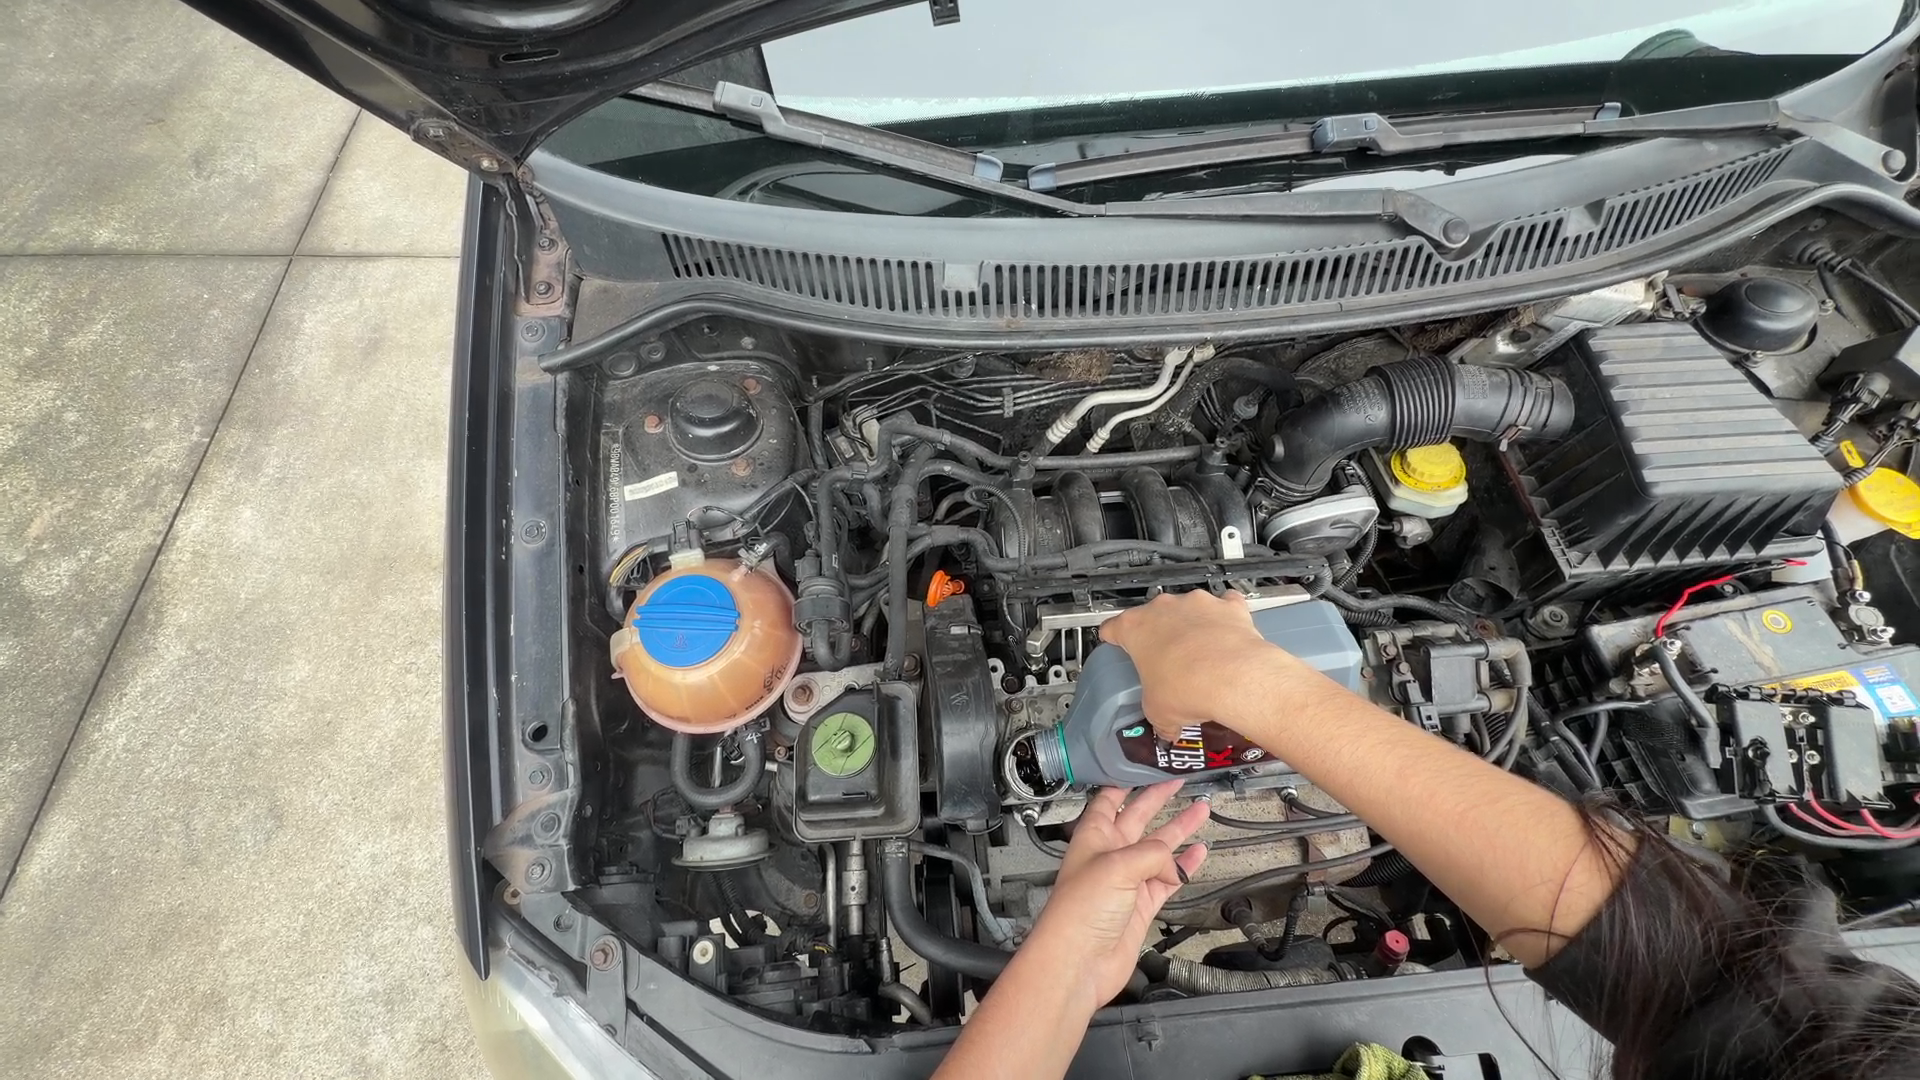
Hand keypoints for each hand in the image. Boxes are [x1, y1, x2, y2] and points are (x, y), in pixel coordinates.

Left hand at [1021, 782, 1209, 1009]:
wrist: (1079, 961)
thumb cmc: (1080, 911)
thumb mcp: (1117, 867)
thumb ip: (1151, 854)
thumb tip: (1173, 862)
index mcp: (1095, 834)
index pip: (1110, 797)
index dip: (1127, 780)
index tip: (1147, 765)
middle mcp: (1110, 852)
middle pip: (1139, 816)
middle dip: (1159, 799)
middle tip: (1180, 782)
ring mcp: (1127, 878)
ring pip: (1159, 847)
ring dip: (1179, 829)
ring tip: (1202, 811)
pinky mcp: (1141, 903)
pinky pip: (1167, 878)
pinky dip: (1185, 865)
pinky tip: (1199, 854)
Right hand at [1101, 590, 1300, 739]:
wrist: (1235, 680)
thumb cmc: (1190, 687)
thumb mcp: (1159, 711)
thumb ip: (1157, 717)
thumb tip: (1166, 730)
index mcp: (1135, 627)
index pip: (1112, 627)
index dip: (1114, 639)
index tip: (1118, 645)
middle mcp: (1163, 608)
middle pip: (1151, 617)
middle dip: (1157, 635)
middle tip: (1165, 662)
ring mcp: (1196, 603)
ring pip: (1187, 608)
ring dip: (1191, 625)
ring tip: (1201, 654)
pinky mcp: (1227, 607)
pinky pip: (1224, 604)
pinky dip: (1225, 617)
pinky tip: (1228, 635)